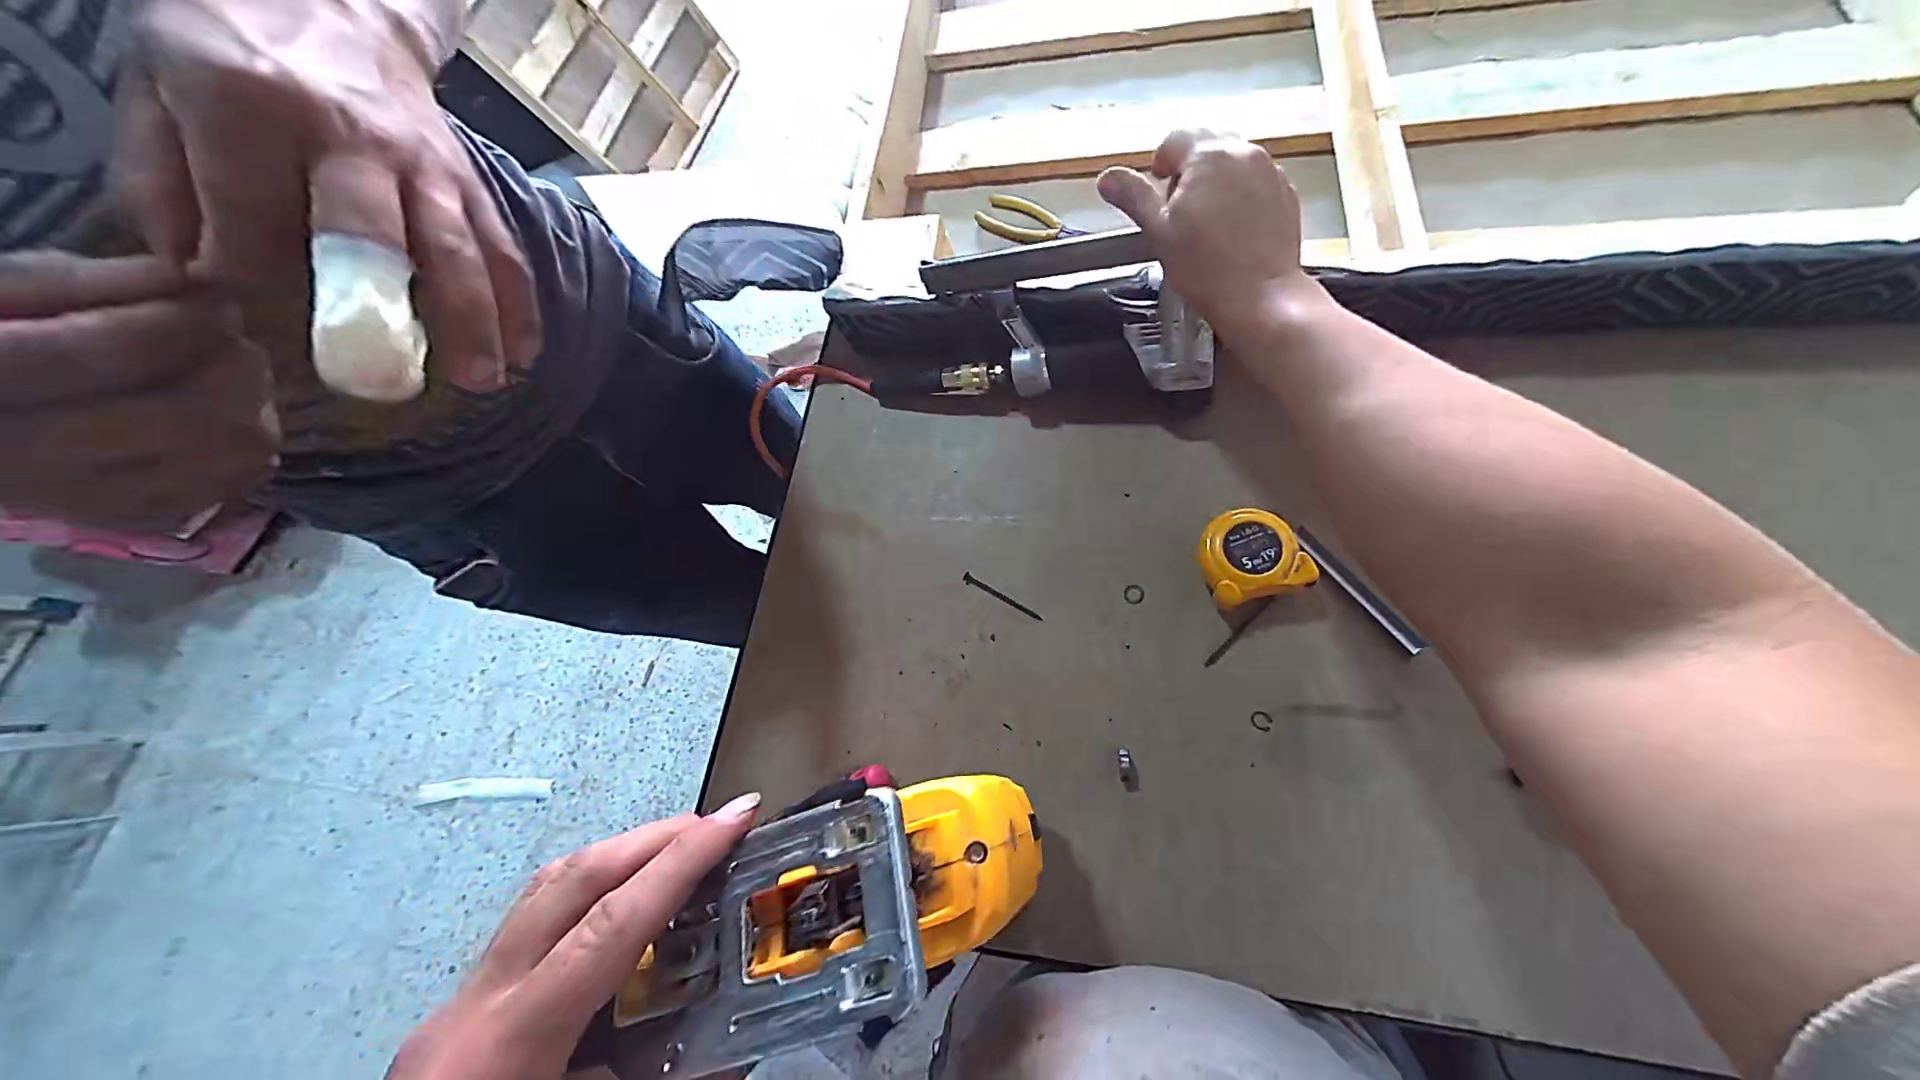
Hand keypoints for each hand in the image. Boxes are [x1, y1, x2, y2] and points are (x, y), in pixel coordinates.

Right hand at [0, 253, 277, 530]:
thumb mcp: (6, 295)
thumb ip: (89, 284)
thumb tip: (193, 281)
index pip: (109, 352)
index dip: (185, 321)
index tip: (218, 299)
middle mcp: (28, 462)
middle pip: (198, 415)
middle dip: (231, 366)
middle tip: (225, 339)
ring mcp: (98, 502)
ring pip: (240, 450)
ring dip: (252, 403)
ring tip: (220, 374)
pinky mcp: (146, 519)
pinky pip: (245, 475)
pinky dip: (249, 437)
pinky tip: (217, 415)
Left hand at [114, 0, 540, 391]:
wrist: (333, 3)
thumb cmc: (234, 50)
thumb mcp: (155, 86)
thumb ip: (164, 184)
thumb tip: (205, 280)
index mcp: (251, 105)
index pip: (253, 217)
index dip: (252, 277)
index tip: (256, 318)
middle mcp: (353, 140)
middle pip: (376, 241)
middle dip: (386, 317)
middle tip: (398, 382)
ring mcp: (428, 167)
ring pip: (460, 253)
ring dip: (476, 322)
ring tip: (482, 381)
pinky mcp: (472, 187)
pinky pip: (504, 251)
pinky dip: (519, 305)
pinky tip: (525, 352)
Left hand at [389, 794, 762, 1079]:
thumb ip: (661, 1076)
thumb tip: (733, 1047)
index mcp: (505, 1046)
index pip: (610, 923)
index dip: (682, 862)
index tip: (737, 816)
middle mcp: (473, 1006)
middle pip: (573, 879)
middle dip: (656, 837)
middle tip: (721, 825)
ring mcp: (457, 1002)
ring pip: (547, 888)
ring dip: (624, 853)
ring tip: (684, 846)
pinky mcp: (456, 1009)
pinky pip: (535, 917)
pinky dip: (592, 888)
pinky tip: (626, 899)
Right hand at [1096, 130, 1321, 345]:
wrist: (1259, 297)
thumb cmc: (1206, 268)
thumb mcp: (1158, 231)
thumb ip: (1133, 197)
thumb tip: (1107, 178)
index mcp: (1209, 156)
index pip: (1173, 140)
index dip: (1158, 167)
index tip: (1158, 198)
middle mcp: (1244, 153)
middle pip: (1205, 146)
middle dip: (1188, 174)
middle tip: (1179, 216)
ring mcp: (1270, 171)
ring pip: (1232, 164)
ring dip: (1214, 185)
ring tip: (1205, 228)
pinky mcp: (1285, 194)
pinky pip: (1254, 183)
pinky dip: (1239, 198)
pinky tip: (1230, 233)